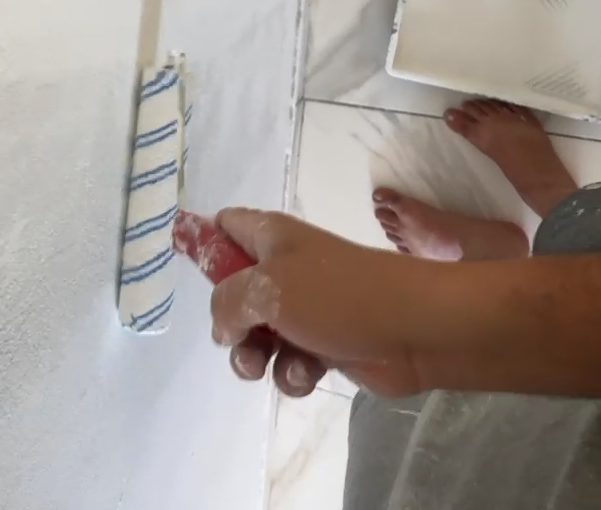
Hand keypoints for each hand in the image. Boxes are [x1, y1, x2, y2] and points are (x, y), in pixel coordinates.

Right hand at [210, 208, 438, 398]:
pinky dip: (291, 370)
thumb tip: (223, 325)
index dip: (204, 243)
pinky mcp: (323, 341)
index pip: (225, 226)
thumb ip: (225, 302)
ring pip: (257, 333)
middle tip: (235, 337)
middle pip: (233, 289)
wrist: (412, 329)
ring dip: (254, 355)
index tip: (189, 269)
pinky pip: (288, 358)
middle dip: (228, 321)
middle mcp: (283, 267)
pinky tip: (307, 374)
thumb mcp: (265, 288)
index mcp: (268, 236)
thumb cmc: (335, 295)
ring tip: (264, 363)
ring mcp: (304, 306)